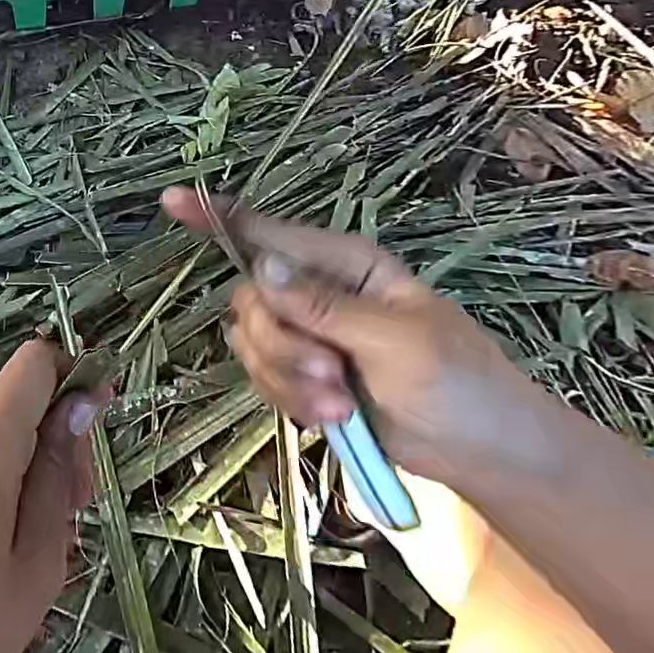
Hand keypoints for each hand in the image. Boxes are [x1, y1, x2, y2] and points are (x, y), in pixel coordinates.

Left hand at [0, 340, 107, 652]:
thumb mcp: (35, 556)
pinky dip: (3, 464)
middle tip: (73, 504)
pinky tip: (7, 522)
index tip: (95, 422)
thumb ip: (60, 469)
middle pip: (24, 394)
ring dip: (33, 455)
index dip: (74, 378)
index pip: (37, 360)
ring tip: (40, 526)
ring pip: (3, 418)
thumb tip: (82, 403)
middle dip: (57, 435)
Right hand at [161, 186, 556, 485]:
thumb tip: (261, 265)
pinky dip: (292, 401)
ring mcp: (304, 333)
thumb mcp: (397, 339)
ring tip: (342, 405)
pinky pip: (262, 378)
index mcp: (342, 262)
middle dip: (281, 344)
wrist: (482, 451)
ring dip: (289, 378)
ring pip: (251, 342)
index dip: (216, 215)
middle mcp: (313, 289)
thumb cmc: (459, 380)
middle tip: (330, 376)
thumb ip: (324, 306)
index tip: (171, 201)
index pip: (267, 231)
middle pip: (250, 299)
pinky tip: (335, 418)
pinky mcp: (299, 374)